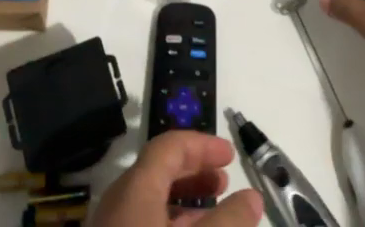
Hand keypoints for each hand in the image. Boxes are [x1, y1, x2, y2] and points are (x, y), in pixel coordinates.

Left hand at [89, 131, 262, 226]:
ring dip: (185, 200)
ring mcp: (111, 226)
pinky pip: (142, 221)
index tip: (230, 155)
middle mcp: (118, 201)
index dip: (202, 145)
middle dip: (194, 170)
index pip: (169, 146)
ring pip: (150, 200)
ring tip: (215, 212)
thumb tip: (253, 196)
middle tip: (224, 180)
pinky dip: (170, 220)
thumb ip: (227, 220)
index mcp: (135, 187)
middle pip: (158, 169)